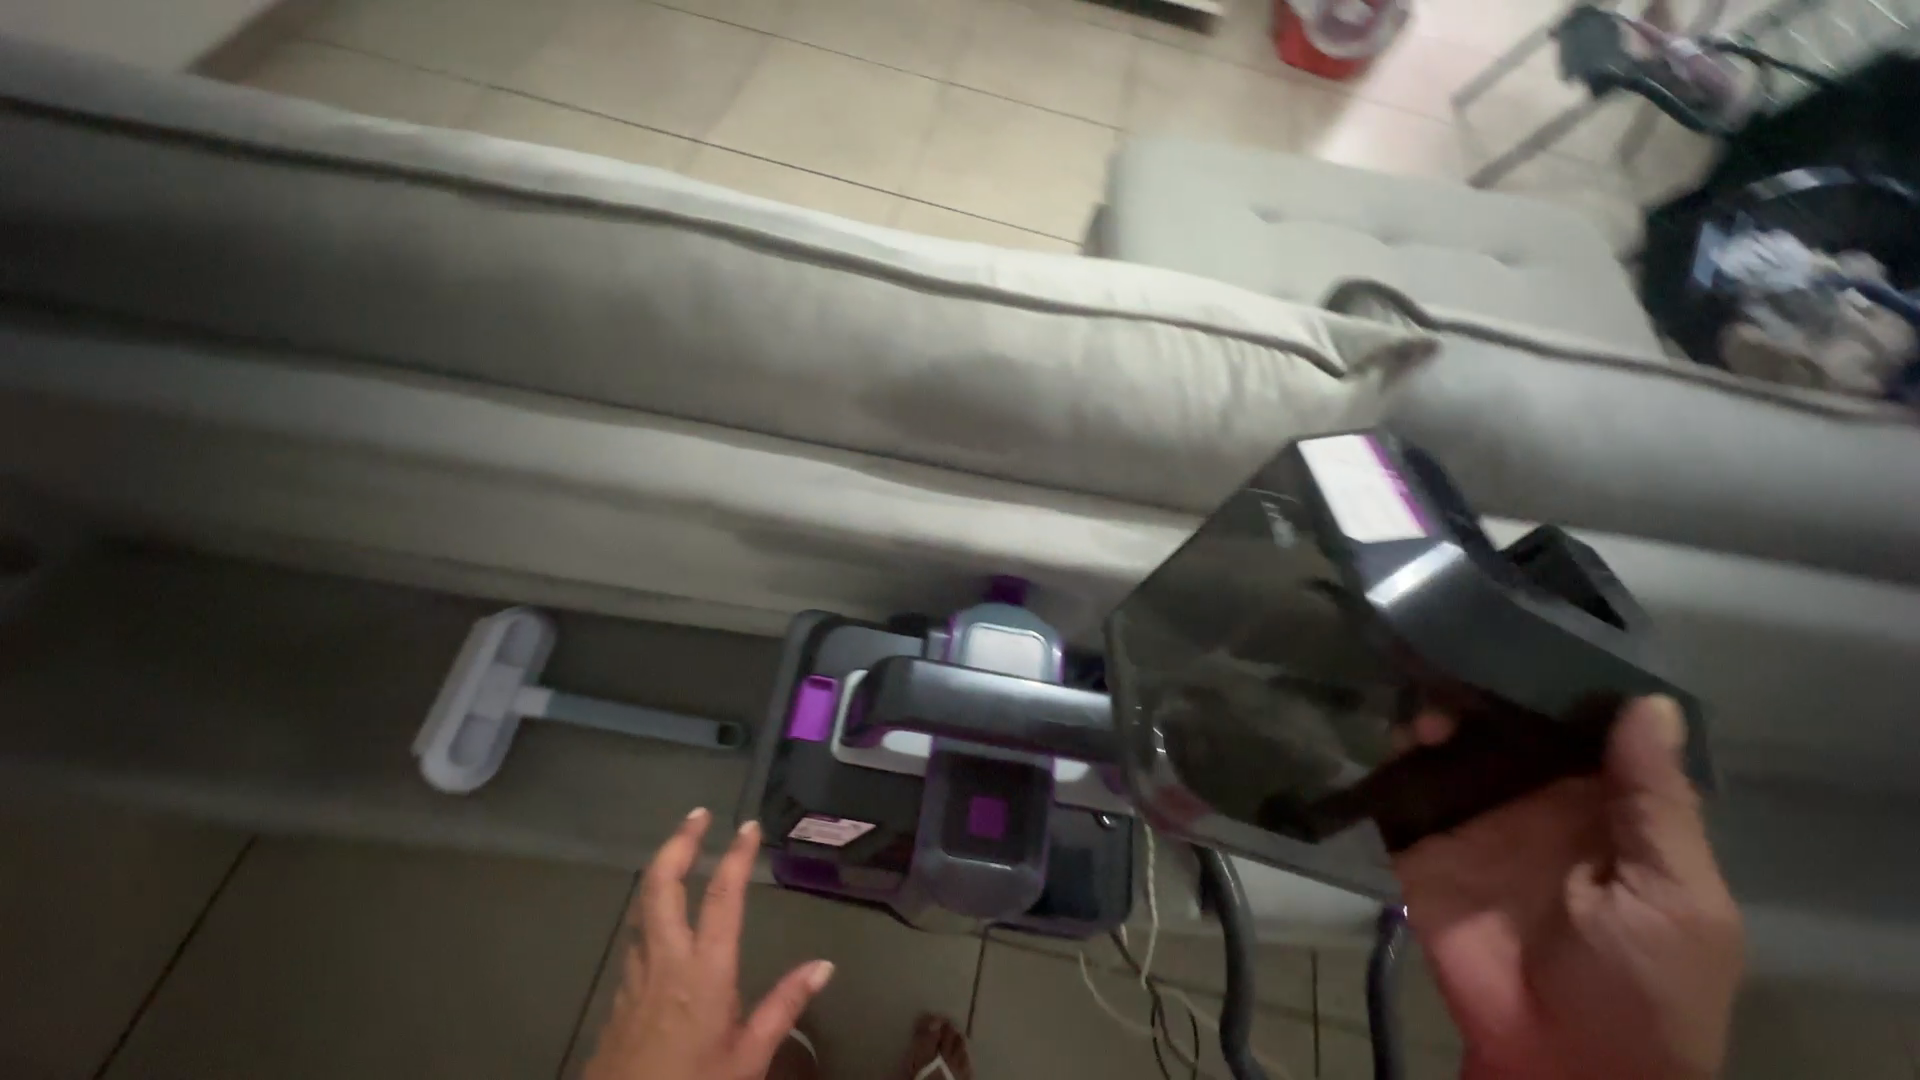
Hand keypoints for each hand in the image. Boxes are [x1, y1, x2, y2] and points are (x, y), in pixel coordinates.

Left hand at [583, 808, 834, 1079]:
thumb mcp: (749, 1058)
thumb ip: (784, 1006)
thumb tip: (824, 965)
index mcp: (704, 971)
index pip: (721, 897)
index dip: (735, 857)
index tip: (747, 826)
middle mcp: (666, 960)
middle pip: (662, 884)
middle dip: (679, 843)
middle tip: (697, 815)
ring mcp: (636, 975)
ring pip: (642, 906)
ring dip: (661, 870)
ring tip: (679, 851)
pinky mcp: (619, 995)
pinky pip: (636, 937)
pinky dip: (651, 909)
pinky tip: (663, 918)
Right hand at [1393, 698, 1743, 1079]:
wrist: (1558, 1059)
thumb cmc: (1643, 982)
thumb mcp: (1677, 896)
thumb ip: (1657, 805)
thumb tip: (1648, 704)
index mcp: (1601, 807)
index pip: (1577, 728)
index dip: (1557, 683)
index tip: (1527, 632)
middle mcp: (1532, 801)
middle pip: (1501, 728)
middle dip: (1477, 691)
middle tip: (1455, 660)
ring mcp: (1472, 821)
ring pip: (1446, 749)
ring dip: (1432, 719)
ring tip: (1425, 713)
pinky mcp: (1421, 844)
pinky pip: (1401, 791)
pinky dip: (1392, 759)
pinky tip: (1393, 739)